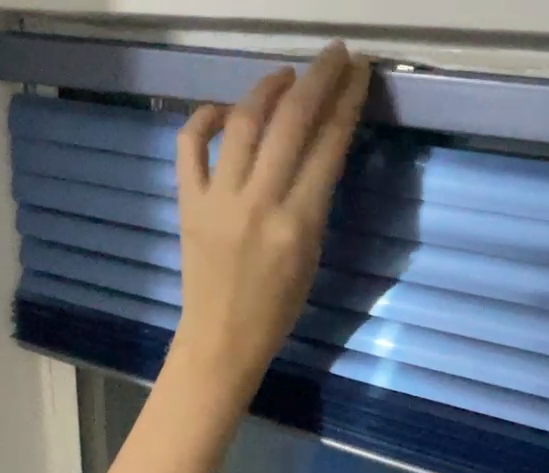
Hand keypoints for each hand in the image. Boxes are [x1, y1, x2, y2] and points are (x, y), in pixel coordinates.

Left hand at [168, 42, 371, 394]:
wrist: (221, 340)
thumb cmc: (275, 311)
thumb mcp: (311, 259)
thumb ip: (314, 204)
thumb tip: (317, 150)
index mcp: (298, 225)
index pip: (328, 146)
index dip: (346, 102)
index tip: (359, 74)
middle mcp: (259, 204)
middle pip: (292, 121)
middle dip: (318, 79)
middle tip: (335, 56)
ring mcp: (218, 200)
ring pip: (242, 122)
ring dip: (266, 88)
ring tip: (285, 77)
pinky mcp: (188, 203)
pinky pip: (189, 145)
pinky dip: (204, 119)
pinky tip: (223, 111)